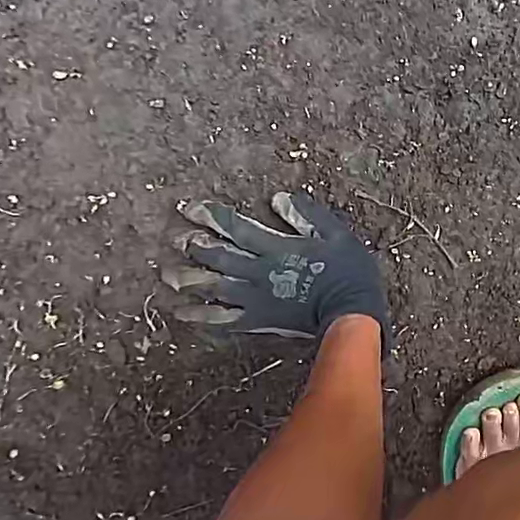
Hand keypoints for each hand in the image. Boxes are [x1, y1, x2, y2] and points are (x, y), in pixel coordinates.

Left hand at [170, 191, 388, 341]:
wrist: (351, 313)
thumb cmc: (348, 271)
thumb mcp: (336, 234)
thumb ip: (306, 216)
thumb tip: (278, 199)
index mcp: (277, 247)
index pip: (237, 228)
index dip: (212, 217)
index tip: (190, 209)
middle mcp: (259, 271)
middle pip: (218, 257)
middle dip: (194, 247)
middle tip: (175, 240)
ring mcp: (256, 298)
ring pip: (214, 287)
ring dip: (189, 280)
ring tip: (167, 275)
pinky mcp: (258, 320)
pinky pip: (223, 320)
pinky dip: (202, 316)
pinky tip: (184, 313)